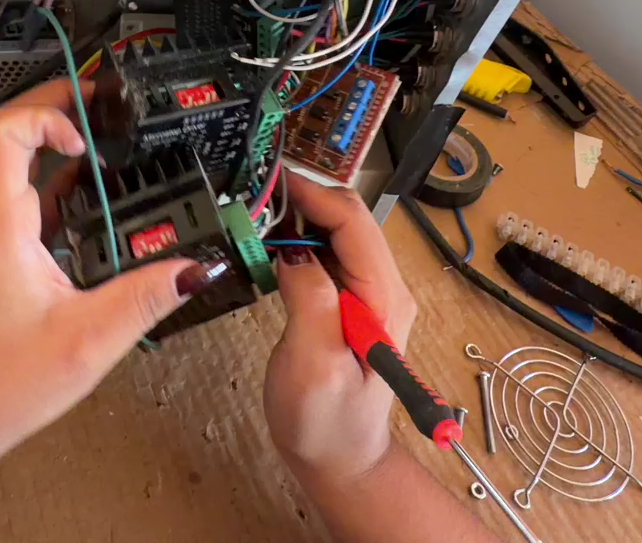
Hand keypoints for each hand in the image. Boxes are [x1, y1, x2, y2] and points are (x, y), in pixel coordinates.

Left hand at [0, 79, 227, 466]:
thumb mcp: (85, 342)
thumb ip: (144, 299)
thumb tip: (195, 265)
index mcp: (0, 223)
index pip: (3, 131)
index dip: (46, 113)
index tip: (86, 135)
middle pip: (12, 135)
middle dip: (59, 109)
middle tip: (108, 106)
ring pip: (19, 167)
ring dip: (60, 147)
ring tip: (110, 145)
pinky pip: (27, 201)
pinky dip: (60, 187)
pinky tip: (95, 203)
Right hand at [264, 176, 418, 487]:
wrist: (340, 459)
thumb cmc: (325, 423)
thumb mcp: (314, 367)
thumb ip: (310, 301)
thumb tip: (293, 251)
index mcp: (382, 297)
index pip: (353, 222)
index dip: (313, 195)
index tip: (271, 183)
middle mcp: (383, 285)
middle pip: (348, 216)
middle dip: (305, 198)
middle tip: (258, 196)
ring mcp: (367, 289)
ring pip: (337, 227)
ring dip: (300, 213)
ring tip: (258, 212)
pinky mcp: (349, 296)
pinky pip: (327, 248)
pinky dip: (298, 234)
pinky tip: (271, 239)